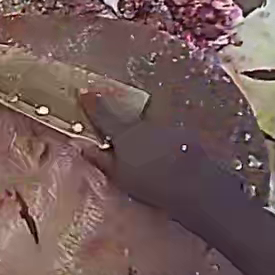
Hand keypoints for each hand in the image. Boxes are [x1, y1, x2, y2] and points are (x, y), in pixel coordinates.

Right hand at [80, 92, 248, 222]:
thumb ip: (101, 159)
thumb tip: (83, 147)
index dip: (92, 104)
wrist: (191, 182)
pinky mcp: (183, 135)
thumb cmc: (149, 182)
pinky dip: (164, 143)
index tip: (84, 91)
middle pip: (128, 119)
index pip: (103, 115)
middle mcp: (142, 125)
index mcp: (123, 134)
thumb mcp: (118, 175)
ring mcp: (165, 128)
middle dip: (122, 119)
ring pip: (149, 127)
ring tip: (147, 151)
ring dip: (146, 135)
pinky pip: (167, 135)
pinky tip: (166, 156)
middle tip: (117, 126)